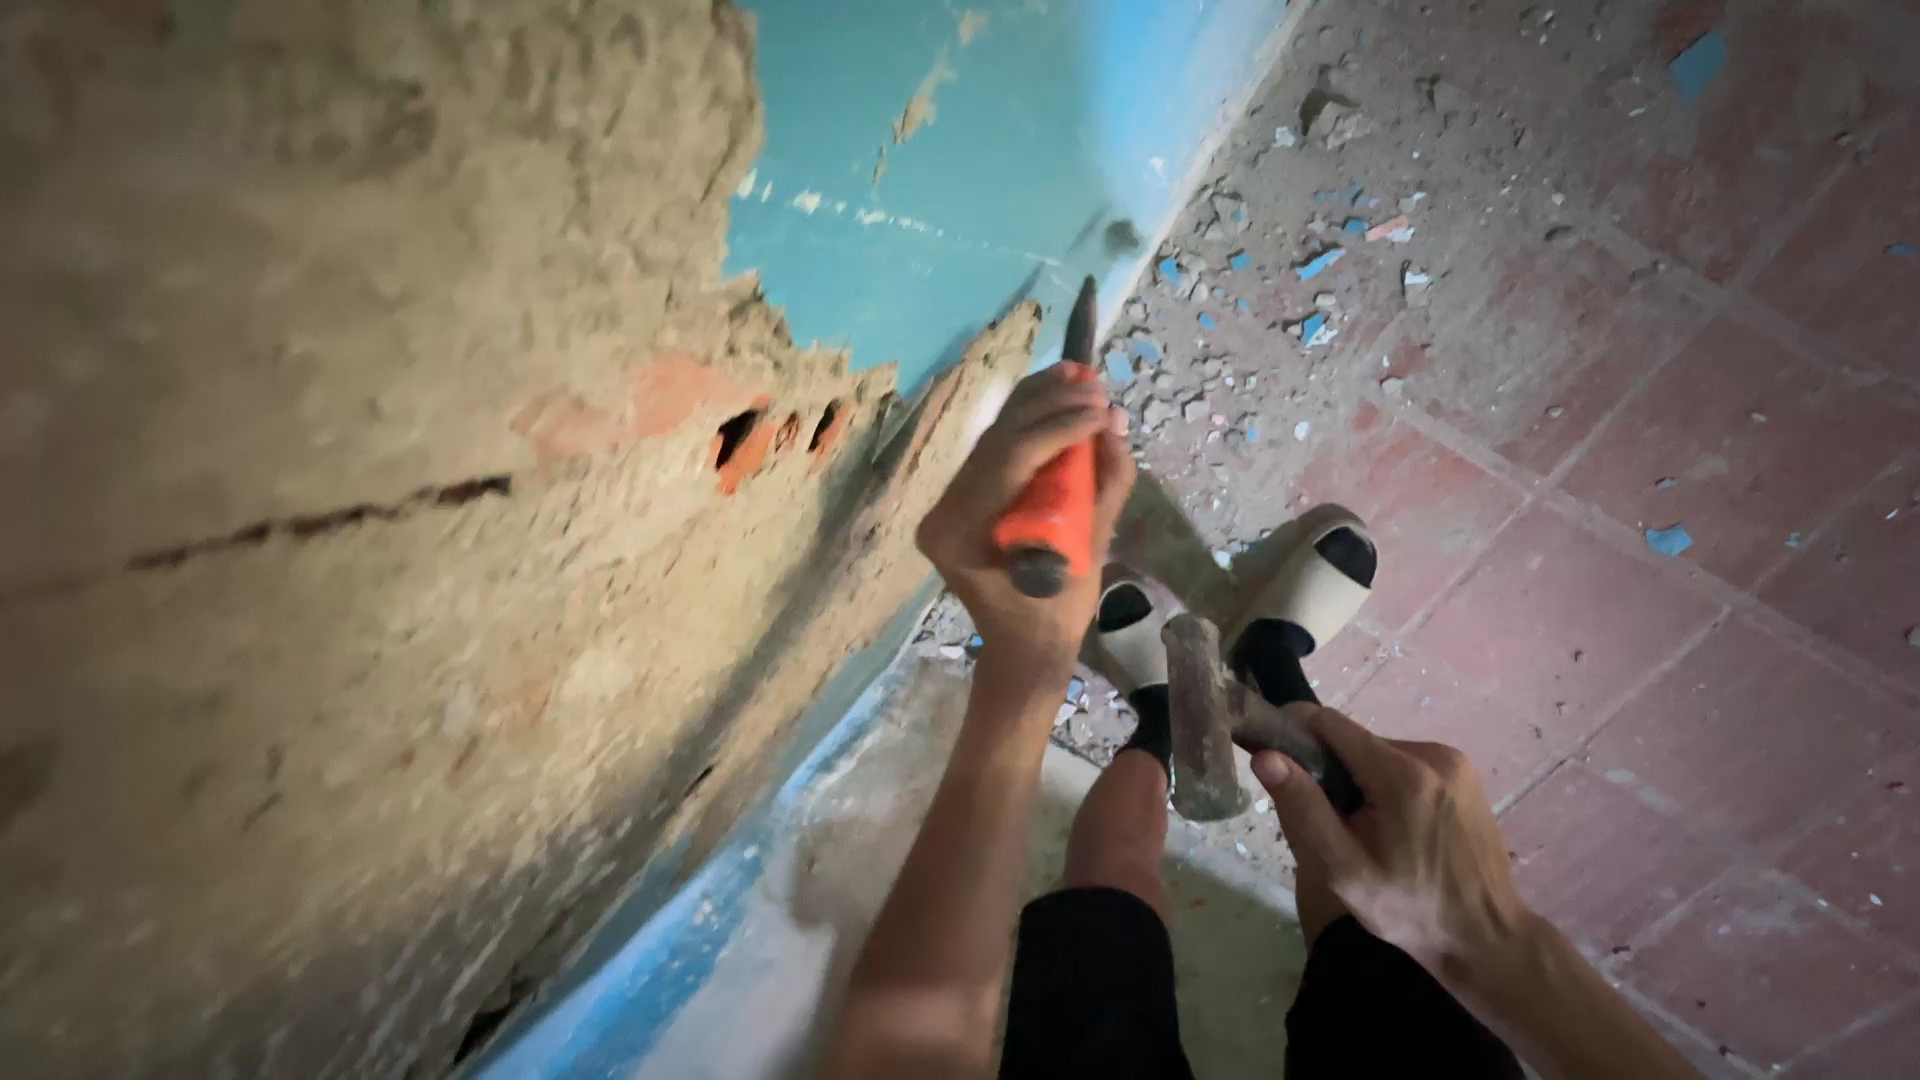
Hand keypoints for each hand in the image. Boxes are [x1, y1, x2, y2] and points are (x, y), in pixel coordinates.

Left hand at [915, 364, 1133, 668]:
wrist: (1022, 648)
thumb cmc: (1056, 615)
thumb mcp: (1089, 551)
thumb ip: (1104, 485)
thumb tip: (1113, 424)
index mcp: (962, 532)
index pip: (1010, 459)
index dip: (1059, 427)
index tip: (1102, 409)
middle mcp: (942, 511)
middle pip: (997, 439)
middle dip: (1049, 405)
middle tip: (1095, 385)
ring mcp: (946, 504)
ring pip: (993, 437)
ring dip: (1036, 403)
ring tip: (1078, 377)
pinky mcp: (959, 501)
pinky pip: (993, 452)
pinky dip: (1026, 423)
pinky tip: (1055, 397)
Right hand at [1250, 705, 1529, 981]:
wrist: (1488, 942)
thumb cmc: (1409, 909)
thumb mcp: (1342, 869)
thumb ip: (1302, 808)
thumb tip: (1265, 755)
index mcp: (1402, 774)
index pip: (1327, 722)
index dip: (1293, 732)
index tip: (1274, 759)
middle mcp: (1432, 754)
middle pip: (1351, 739)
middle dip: (1328, 768)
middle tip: (1326, 819)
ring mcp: (1453, 762)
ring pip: (1375, 750)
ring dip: (1356, 777)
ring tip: (1361, 828)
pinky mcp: (1462, 773)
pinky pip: (1401, 761)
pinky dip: (1383, 782)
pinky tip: (1391, 824)